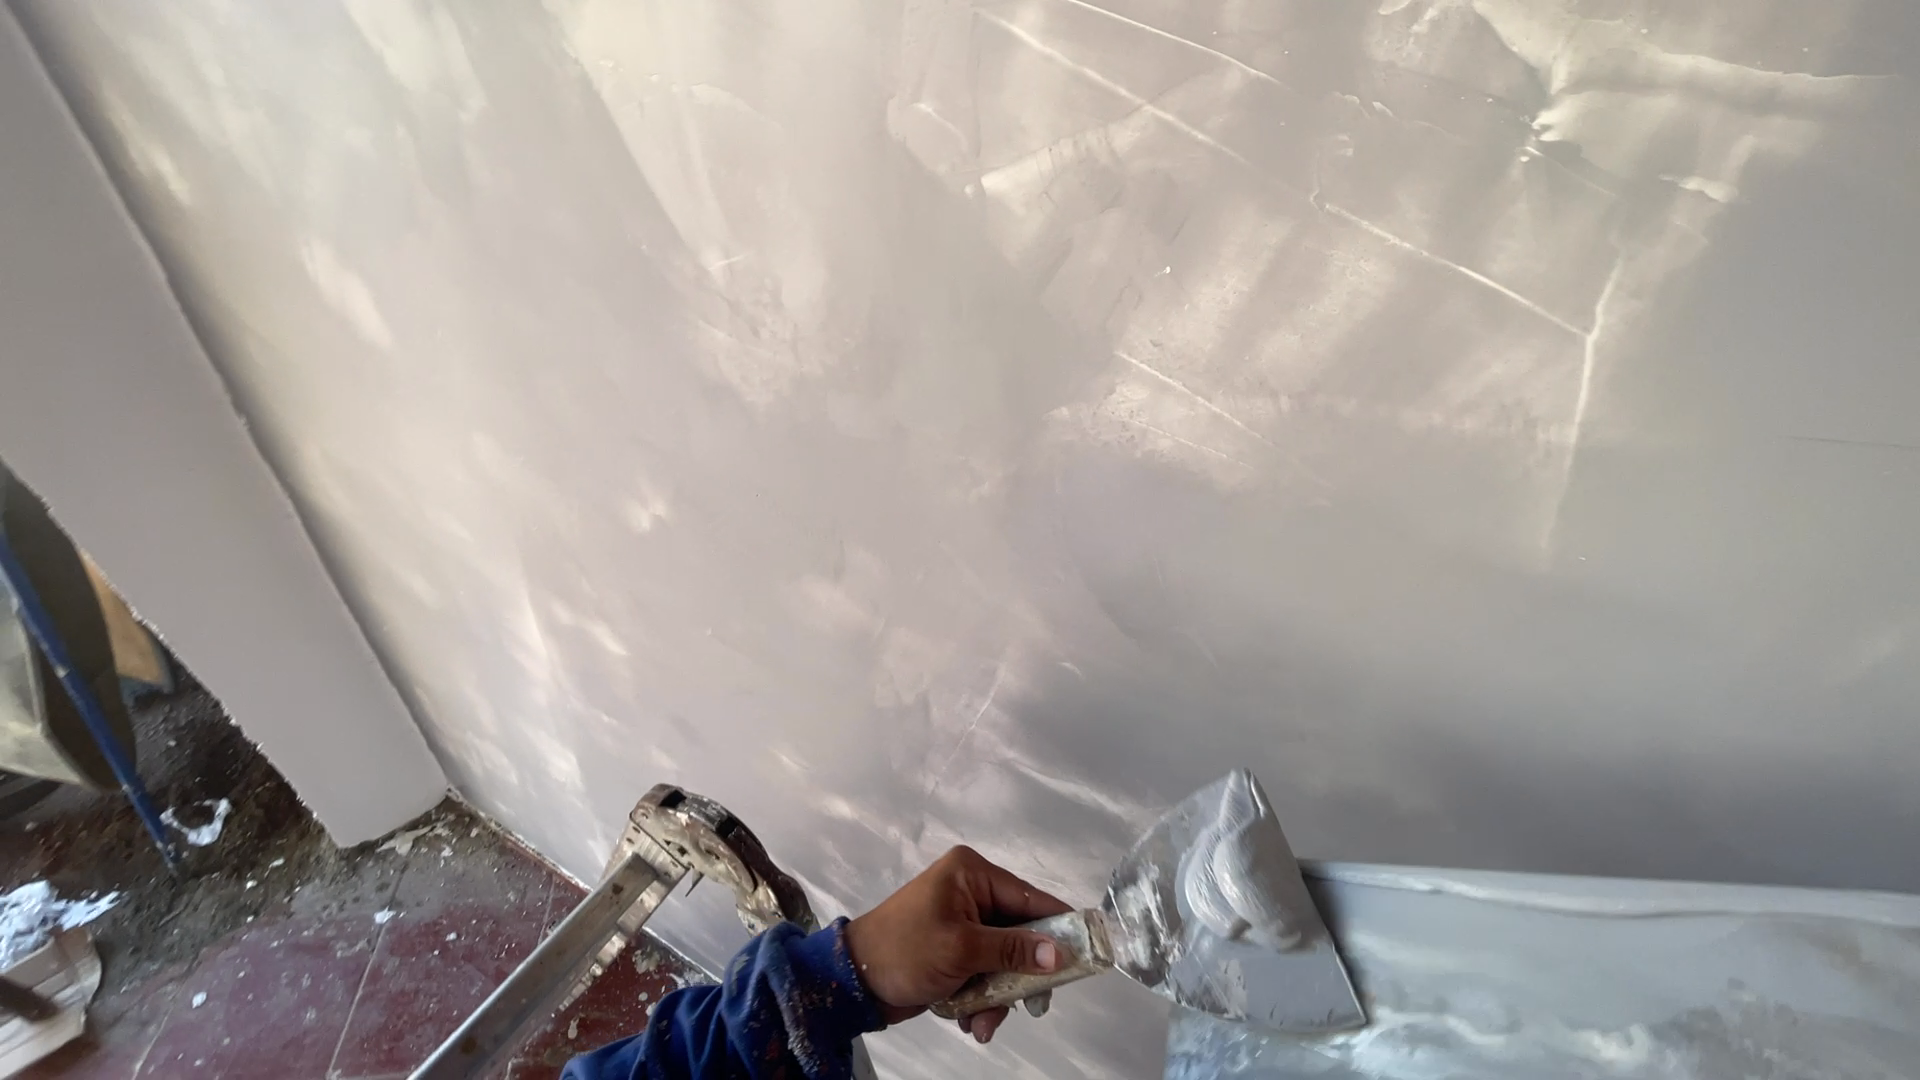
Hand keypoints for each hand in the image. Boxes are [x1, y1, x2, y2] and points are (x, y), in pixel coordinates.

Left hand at [843, 845, 1071, 1042]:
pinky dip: (981, 998)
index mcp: (972, 874)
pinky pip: (985, 971)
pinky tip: (968, 1019)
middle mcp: (971, 891)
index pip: (1029, 897)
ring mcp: (962, 922)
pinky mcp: (955, 949)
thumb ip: (1013, 950)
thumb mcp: (962, 949)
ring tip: (983, 1022)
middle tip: (1034, 1005)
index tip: (1087, 953)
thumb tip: (1059, 954)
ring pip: (1004, 959)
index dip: (1059, 924)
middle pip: (1020, 933)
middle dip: (1021, 974)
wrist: (854, 980)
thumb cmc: (906, 950)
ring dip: (998, 995)